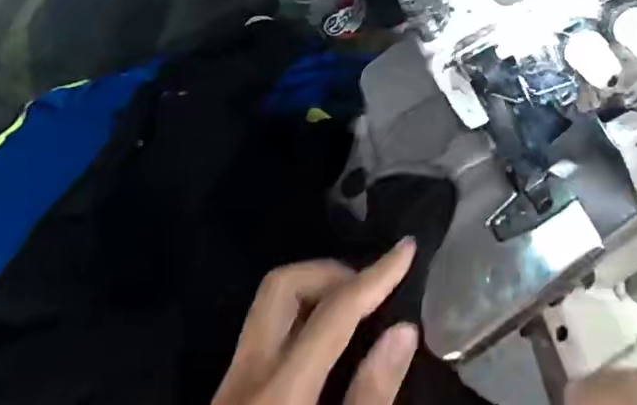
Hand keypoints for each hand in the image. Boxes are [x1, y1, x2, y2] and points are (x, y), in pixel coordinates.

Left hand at [211, 239, 419, 404]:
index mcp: (279, 389)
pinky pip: (265, 333)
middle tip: (368, 293)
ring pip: (269, 305)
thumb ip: (370, 396)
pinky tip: (325, 348)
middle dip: (330, 273)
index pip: (334, 311)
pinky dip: (299, 322)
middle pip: (283, 285)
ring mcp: (230, 384)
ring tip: (353, 317)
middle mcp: (247, 374)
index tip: (408, 247)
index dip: (377, 274)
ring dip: (313, 294)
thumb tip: (403, 329)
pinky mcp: (228, 395)